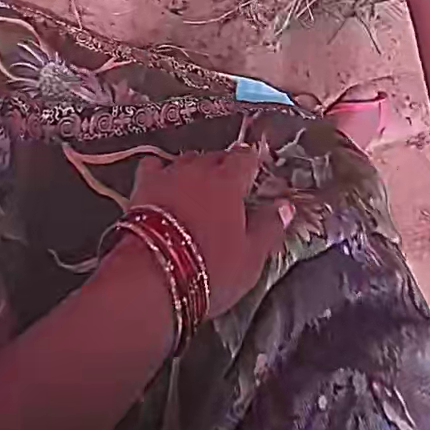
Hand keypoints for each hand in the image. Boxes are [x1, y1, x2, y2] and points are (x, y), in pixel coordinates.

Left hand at [128, 149, 288, 314]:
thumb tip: (286, 206)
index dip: (250, 161)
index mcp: (229, 181)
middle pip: (215, 156)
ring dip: (195, 169)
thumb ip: (269, 227)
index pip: (245, 157)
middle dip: (223, 166)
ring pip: (187, 160)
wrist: (154, 273)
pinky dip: (161, 171)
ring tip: (198, 188)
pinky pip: (155, 166)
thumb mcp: (250, 257)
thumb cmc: (210, 268)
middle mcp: (199, 169)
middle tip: (228, 187)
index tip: (253, 170)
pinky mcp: (144, 183)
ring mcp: (169, 173)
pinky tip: (163, 182)